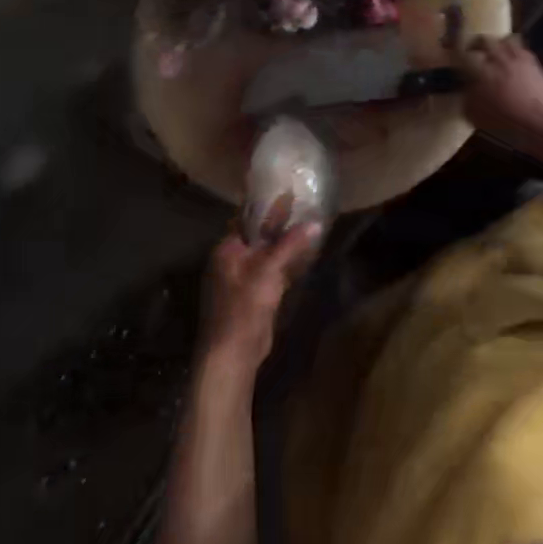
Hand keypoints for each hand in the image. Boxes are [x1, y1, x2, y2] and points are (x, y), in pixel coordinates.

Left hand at [199, 221, 321, 370]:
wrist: (233, 352)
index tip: (292, 192)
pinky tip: (307, 254)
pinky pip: (274, 268)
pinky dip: (288, 259)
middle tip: (309, 206)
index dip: (269, 206)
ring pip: (268, 252)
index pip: (248, 219)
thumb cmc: (244, 306)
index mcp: (227, 251)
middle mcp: (232, 261)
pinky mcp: (255, 292)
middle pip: (260, 234)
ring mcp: (243, 278)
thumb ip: (291, 244)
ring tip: (313, 225)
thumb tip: (315, 222)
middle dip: (282, 223)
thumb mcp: (269, 270)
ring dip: (287, 241)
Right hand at [459, 35, 542, 149]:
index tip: (456, 59)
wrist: (540, 122)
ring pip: (506, 39)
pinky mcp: (535, 63)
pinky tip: (515, 62)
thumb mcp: (475, 115)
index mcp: (480, 71)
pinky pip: (523, 49)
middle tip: (474, 52)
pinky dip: (516, 51)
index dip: (458, 55)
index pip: (463, 54)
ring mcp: (519, 58)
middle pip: (484, 40)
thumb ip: (468, 96)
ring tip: (497, 53)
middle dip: (477, 44)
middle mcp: (499, 59)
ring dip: (499, 44)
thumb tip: (466, 86)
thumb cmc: (505, 123)